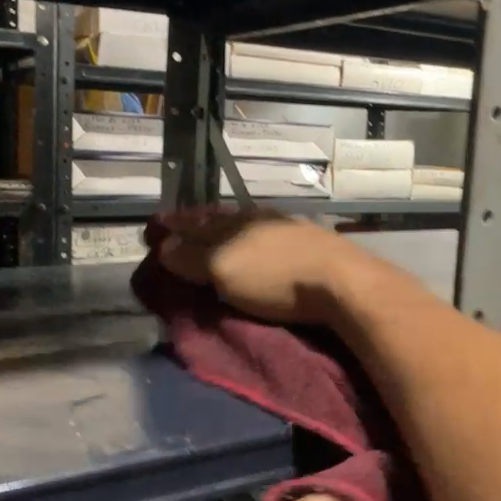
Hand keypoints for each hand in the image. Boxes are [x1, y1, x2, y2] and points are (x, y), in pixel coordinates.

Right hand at [156, 212, 397, 324]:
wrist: (344, 282)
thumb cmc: (277, 277)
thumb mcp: (224, 270)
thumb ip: (192, 257)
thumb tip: (165, 245)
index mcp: (234, 220)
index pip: (194, 220)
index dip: (174, 224)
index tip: (156, 225)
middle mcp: (259, 218)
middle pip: (221, 219)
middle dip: (198, 223)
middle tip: (181, 227)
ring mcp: (288, 228)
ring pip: (247, 225)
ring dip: (228, 231)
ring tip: (216, 237)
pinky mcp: (312, 245)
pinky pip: (270, 238)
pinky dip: (254, 241)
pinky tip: (258, 245)